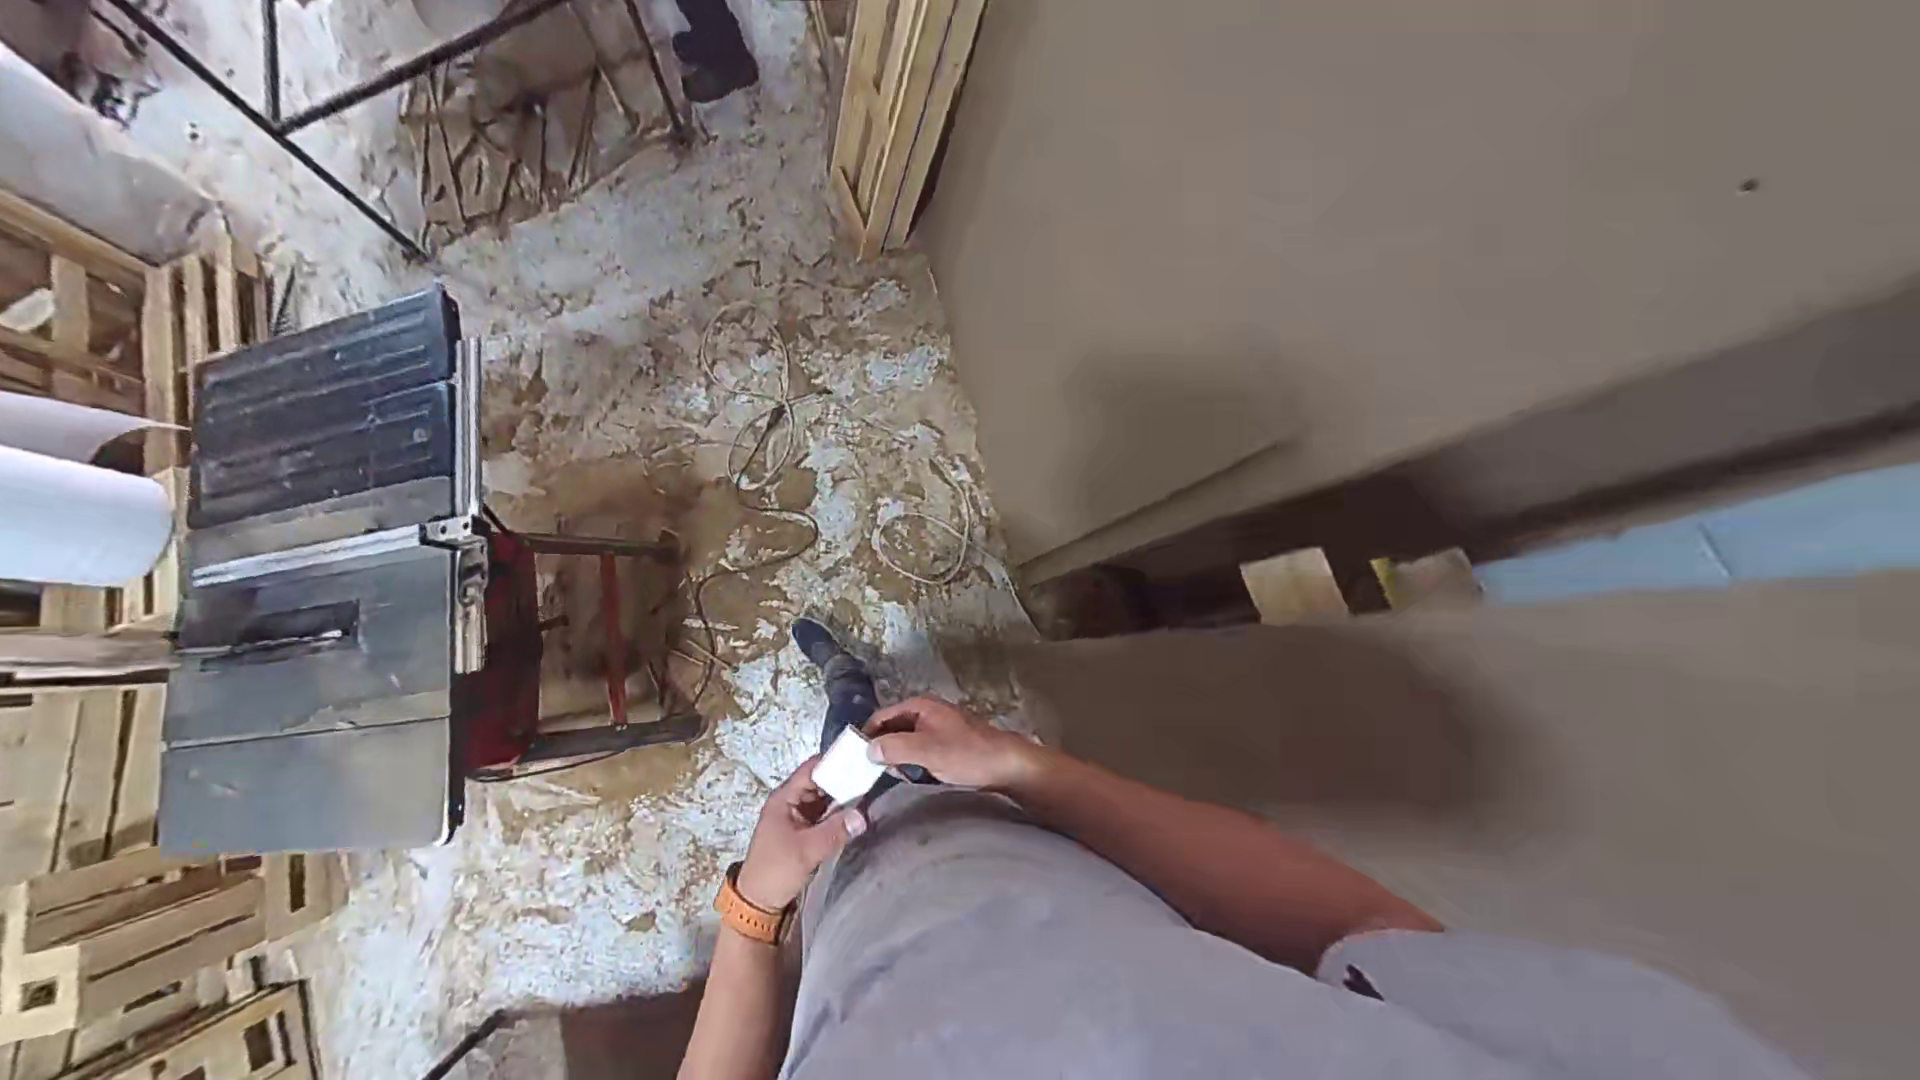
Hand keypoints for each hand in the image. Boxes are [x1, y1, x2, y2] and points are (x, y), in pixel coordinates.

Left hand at [735, 756, 866, 910]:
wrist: (757, 904)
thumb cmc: (775, 871)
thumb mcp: (807, 850)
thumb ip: (836, 830)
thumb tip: (864, 815)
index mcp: (784, 798)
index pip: (812, 768)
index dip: (835, 761)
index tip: (860, 758)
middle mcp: (791, 801)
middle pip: (821, 781)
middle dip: (844, 778)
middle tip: (871, 774)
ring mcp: (798, 815)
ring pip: (825, 798)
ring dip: (844, 796)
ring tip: (870, 789)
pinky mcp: (805, 830)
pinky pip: (826, 813)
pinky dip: (840, 812)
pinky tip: (858, 810)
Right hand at [864, 697, 1046, 790]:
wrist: (1008, 766)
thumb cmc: (968, 754)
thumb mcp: (927, 751)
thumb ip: (895, 748)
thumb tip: (868, 749)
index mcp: (921, 706)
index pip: (881, 716)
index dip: (866, 735)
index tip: (852, 757)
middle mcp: (928, 712)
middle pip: (892, 728)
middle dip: (880, 747)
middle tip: (866, 772)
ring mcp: (938, 728)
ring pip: (906, 741)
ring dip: (896, 757)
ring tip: (884, 777)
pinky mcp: (947, 744)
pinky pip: (919, 751)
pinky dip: (911, 762)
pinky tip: (908, 777)